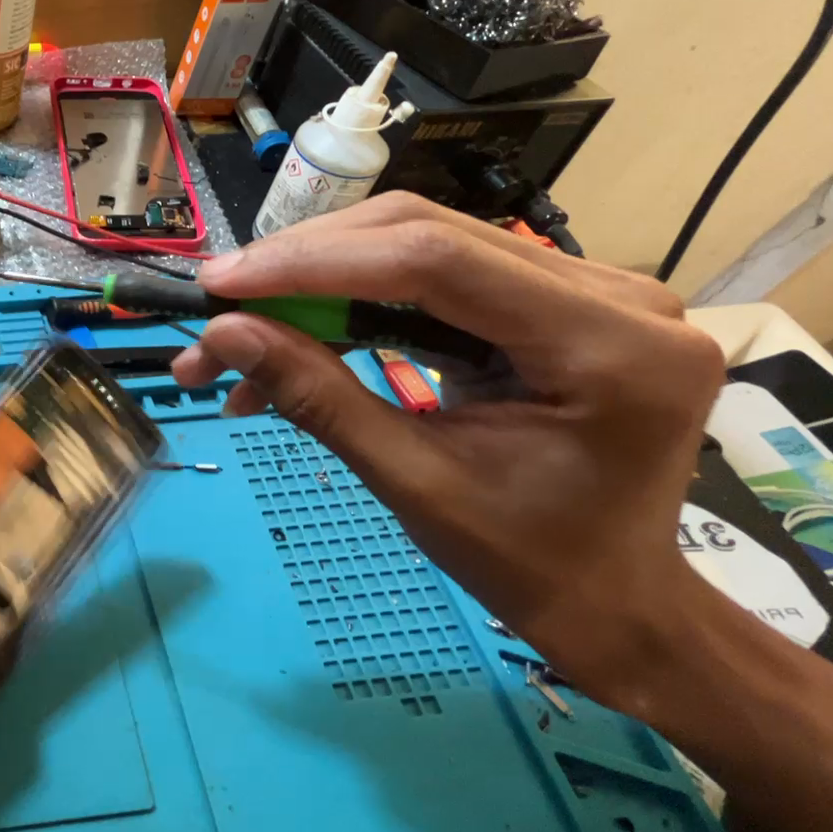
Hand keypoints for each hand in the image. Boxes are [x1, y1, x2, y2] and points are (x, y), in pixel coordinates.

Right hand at [173, 192, 721, 703]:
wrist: (611, 598)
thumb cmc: (525, 559)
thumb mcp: (410, 481)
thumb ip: (316, 396)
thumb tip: (221, 332)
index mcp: (607, 346)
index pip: (433, 261)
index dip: (313, 262)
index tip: (220, 283)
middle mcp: (612, 294)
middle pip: (422, 233)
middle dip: (305, 264)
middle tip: (219, 299)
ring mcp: (587, 290)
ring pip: (417, 242)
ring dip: (318, 279)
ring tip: (243, 326)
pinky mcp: (550, 298)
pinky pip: (431, 274)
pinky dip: (352, 300)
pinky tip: (298, 334)